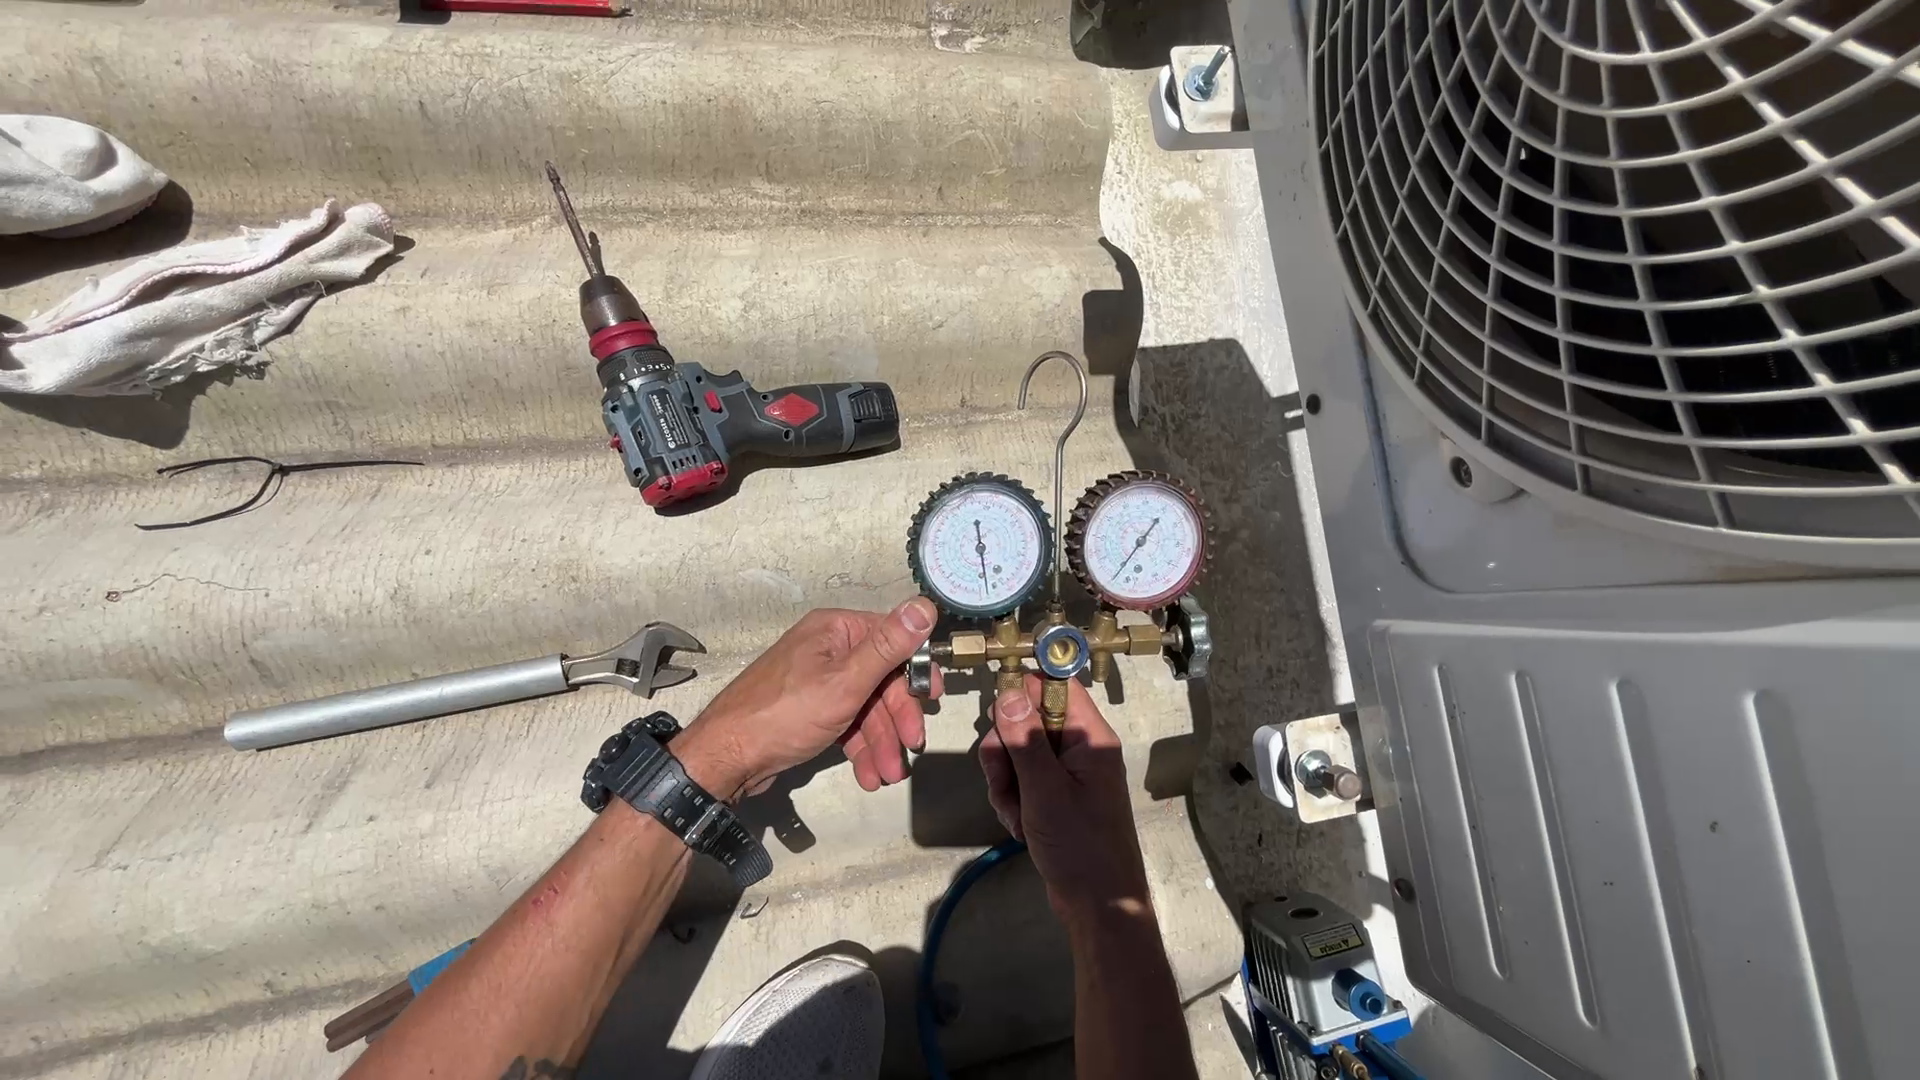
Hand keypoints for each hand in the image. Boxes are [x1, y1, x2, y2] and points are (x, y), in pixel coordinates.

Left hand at [675, 598, 941, 797]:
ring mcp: (817, 682)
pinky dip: (859, 748)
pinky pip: (846, 723)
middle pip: (881, 679)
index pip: (892, 640)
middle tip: (913, 747)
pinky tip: (867, 775)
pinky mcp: (809, 711)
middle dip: (897, 718)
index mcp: (835, 630)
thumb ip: (889, 646)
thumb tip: (925, 604)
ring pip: (865, 707)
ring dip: (881, 742)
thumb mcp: (845, 681)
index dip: (916, 669)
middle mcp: (827, 649)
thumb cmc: (785, 714)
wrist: (725, 759)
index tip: (933, 698)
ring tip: (888, 775)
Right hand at [978, 676, 1150, 926]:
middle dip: (1005, 750)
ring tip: (1013, 814)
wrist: (1099, 908)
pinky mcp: (1055, 797)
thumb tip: (1009, 692)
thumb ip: (1025, 739)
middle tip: (1000, 780)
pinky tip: (1019, 826)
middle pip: (1028, 720)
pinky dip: (1013, 800)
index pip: (1057, 687)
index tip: (997, 712)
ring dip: (1006, 782)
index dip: (1024, 691)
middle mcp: (1080, 748)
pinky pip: (1023, 781)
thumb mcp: (1045, 790)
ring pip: (1019, 753)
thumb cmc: (1079, 844)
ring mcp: (1067, 774)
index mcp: (1090, 737)